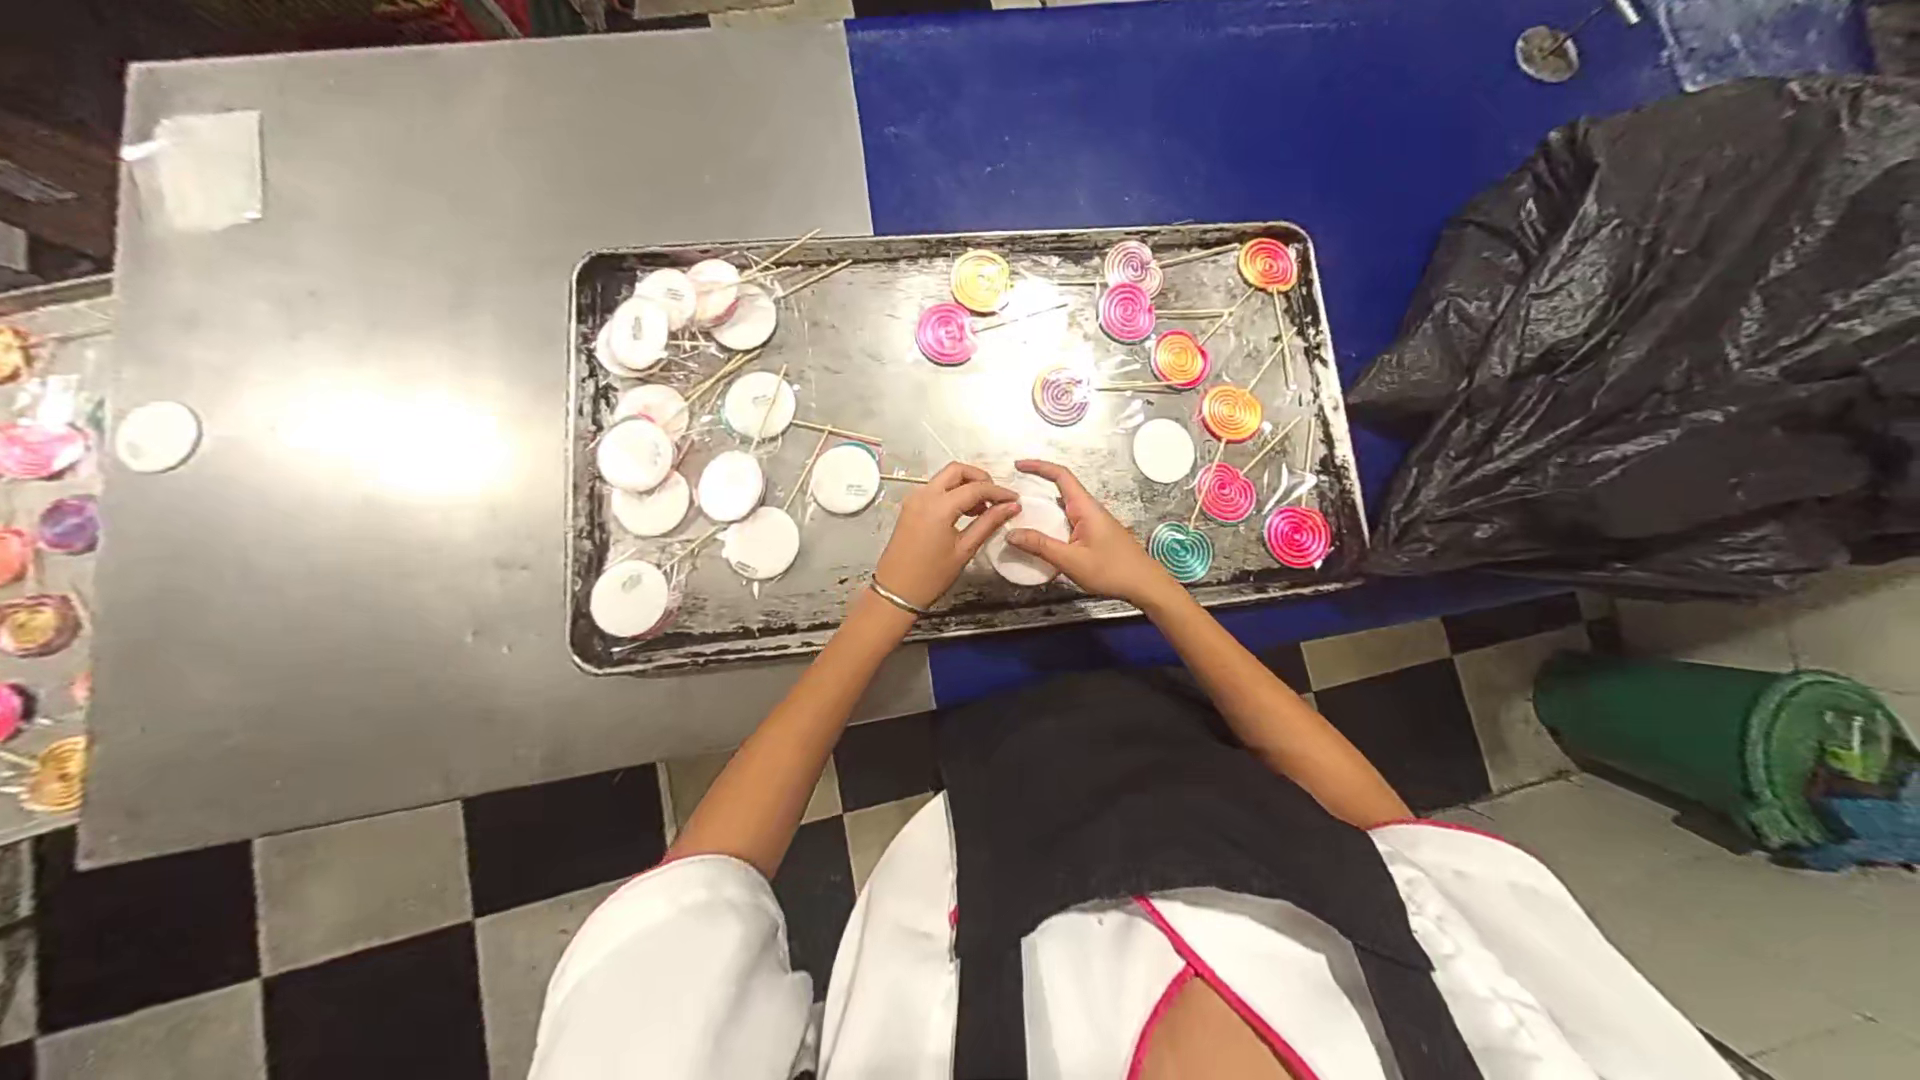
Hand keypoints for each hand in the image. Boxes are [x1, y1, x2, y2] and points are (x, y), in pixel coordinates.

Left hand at [872, 462, 1020, 610]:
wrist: (896, 591)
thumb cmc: (931, 576)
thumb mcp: (964, 550)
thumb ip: (988, 523)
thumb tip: (1010, 507)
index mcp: (939, 506)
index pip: (976, 487)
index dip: (999, 492)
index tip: (1014, 500)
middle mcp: (924, 495)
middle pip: (957, 470)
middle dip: (980, 478)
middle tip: (996, 497)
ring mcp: (914, 499)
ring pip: (945, 477)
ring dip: (966, 484)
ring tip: (983, 508)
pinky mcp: (910, 506)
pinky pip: (935, 489)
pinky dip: (952, 492)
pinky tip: (965, 512)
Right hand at [1005, 459, 1177, 606]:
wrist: (1144, 584)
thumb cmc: (1113, 571)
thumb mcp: (1071, 561)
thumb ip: (1041, 546)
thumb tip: (1012, 534)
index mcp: (1085, 508)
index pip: (1061, 476)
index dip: (1039, 466)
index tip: (1018, 465)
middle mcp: (1089, 510)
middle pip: (1060, 489)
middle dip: (1036, 488)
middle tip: (1012, 497)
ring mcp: (1092, 522)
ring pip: (1063, 507)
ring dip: (1043, 508)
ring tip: (1021, 516)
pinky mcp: (1093, 534)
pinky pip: (1067, 522)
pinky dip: (1051, 524)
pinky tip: (1041, 537)